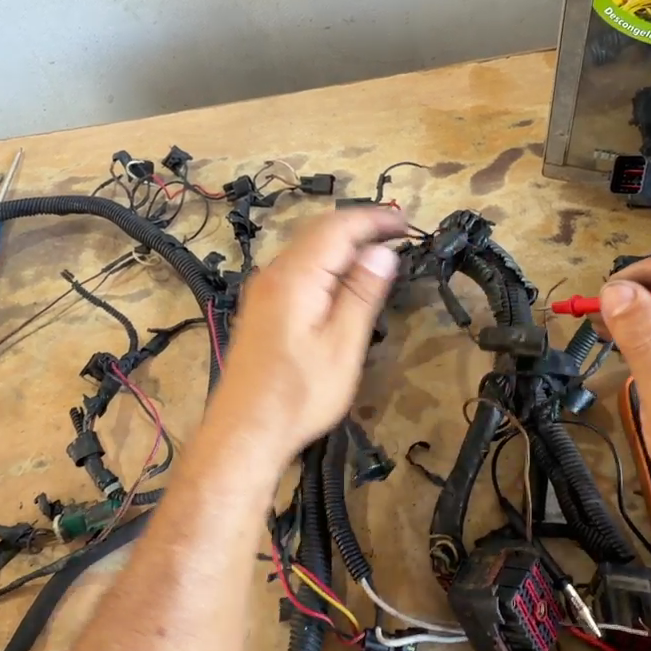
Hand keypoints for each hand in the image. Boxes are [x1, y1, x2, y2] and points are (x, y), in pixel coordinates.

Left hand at [204, 207, 406, 463]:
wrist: (244, 431)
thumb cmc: (299, 395)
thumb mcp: (342, 345)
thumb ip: (361, 294)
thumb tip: (382, 252)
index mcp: (295, 277)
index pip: (338, 228)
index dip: (374, 219)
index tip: (406, 221)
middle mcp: (272, 275)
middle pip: (317, 231)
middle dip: (359, 226)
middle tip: (397, 232)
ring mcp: (262, 291)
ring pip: (305, 249)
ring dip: (341, 243)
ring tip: (376, 251)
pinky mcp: (260, 309)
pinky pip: (296, 268)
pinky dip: (324, 262)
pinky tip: (341, 280)